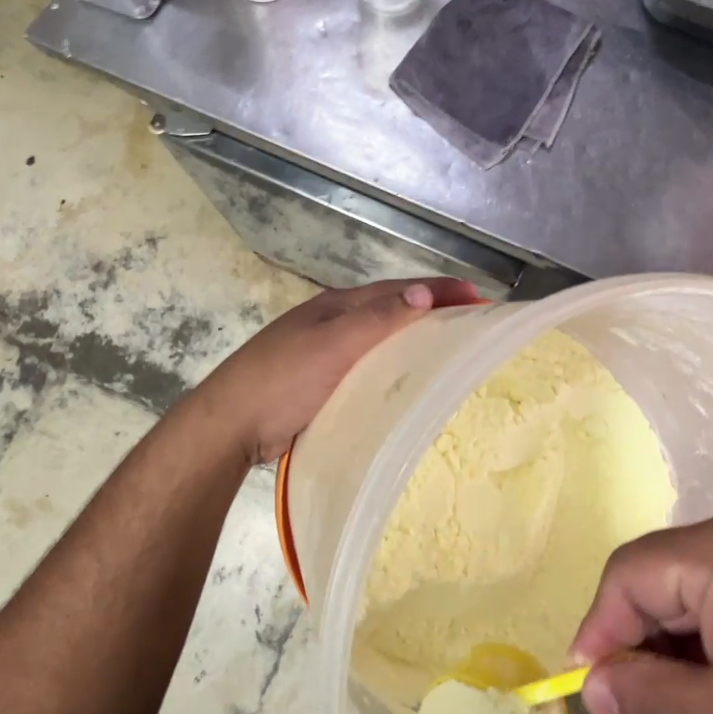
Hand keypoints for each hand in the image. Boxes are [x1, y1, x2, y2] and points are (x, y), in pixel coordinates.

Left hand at [182, 277, 478, 464]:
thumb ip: (379, 319)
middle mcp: (335, 324)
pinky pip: (370, 371)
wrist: (231, 423)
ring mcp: (327, 355)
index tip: (481, 298)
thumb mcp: (334, 344)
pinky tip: (410, 387)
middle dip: (433, 312)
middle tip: (474, 326)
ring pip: (382, 342)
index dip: (440, 290)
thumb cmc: (284, 378)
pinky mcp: (323, 386)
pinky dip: (396, 370)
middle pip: (393, 311)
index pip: (400, 290)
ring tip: (452, 355)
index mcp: (339, 306)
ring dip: (415, 341)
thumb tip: (424, 291)